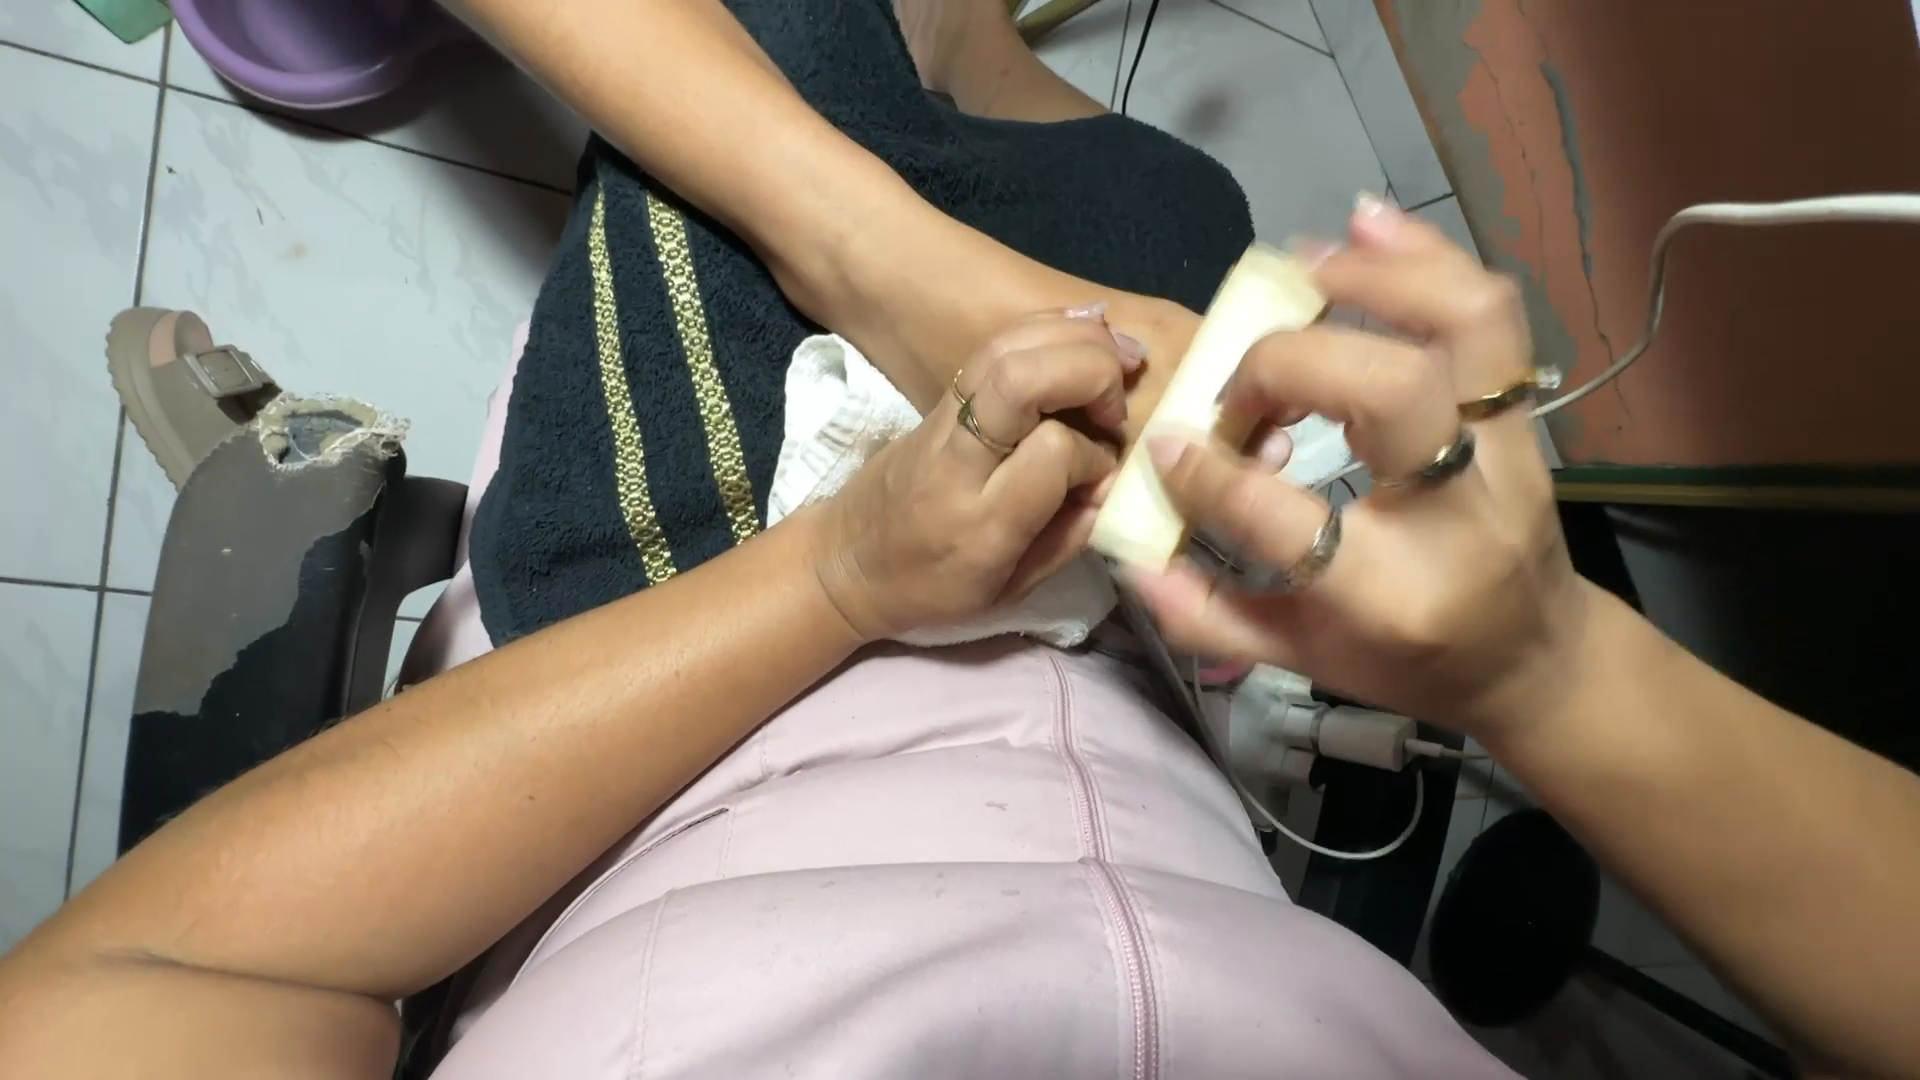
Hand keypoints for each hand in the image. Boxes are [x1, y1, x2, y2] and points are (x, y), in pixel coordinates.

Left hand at [814, 310, 1137, 641]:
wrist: (844, 561)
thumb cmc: (929, 589)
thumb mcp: (1006, 593)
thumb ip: (1067, 539)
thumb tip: (1111, 480)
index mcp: (979, 525)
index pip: (1051, 451)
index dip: (1094, 453)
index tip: (1101, 472)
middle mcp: (956, 463)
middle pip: (1020, 380)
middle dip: (1089, 371)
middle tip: (1115, 403)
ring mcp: (940, 422)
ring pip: (1004, 348)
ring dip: (1073, 337)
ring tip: (1118, 356)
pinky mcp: (937, 400)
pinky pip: (993, 346)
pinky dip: (1046, 328)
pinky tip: (1087, 331)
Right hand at [1125, 197, 1589, 742]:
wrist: (1535, 656)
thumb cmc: (1406, 663)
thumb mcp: (1299, 660)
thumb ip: (1208, 617)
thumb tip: (1132, 562)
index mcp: (1391, 592)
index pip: (1285, 517)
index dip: (1211, 473)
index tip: (1168, 446)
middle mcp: (1460, 511)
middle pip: (1386, 391)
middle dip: (1284, 367)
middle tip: (1237, 389)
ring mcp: (1507, 450)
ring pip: (1465, 325)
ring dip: (1371, 278)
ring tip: (1295, 272)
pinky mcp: (1522, 413)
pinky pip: (1490, 315)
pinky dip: (1426, 256)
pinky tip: (1364, 223)